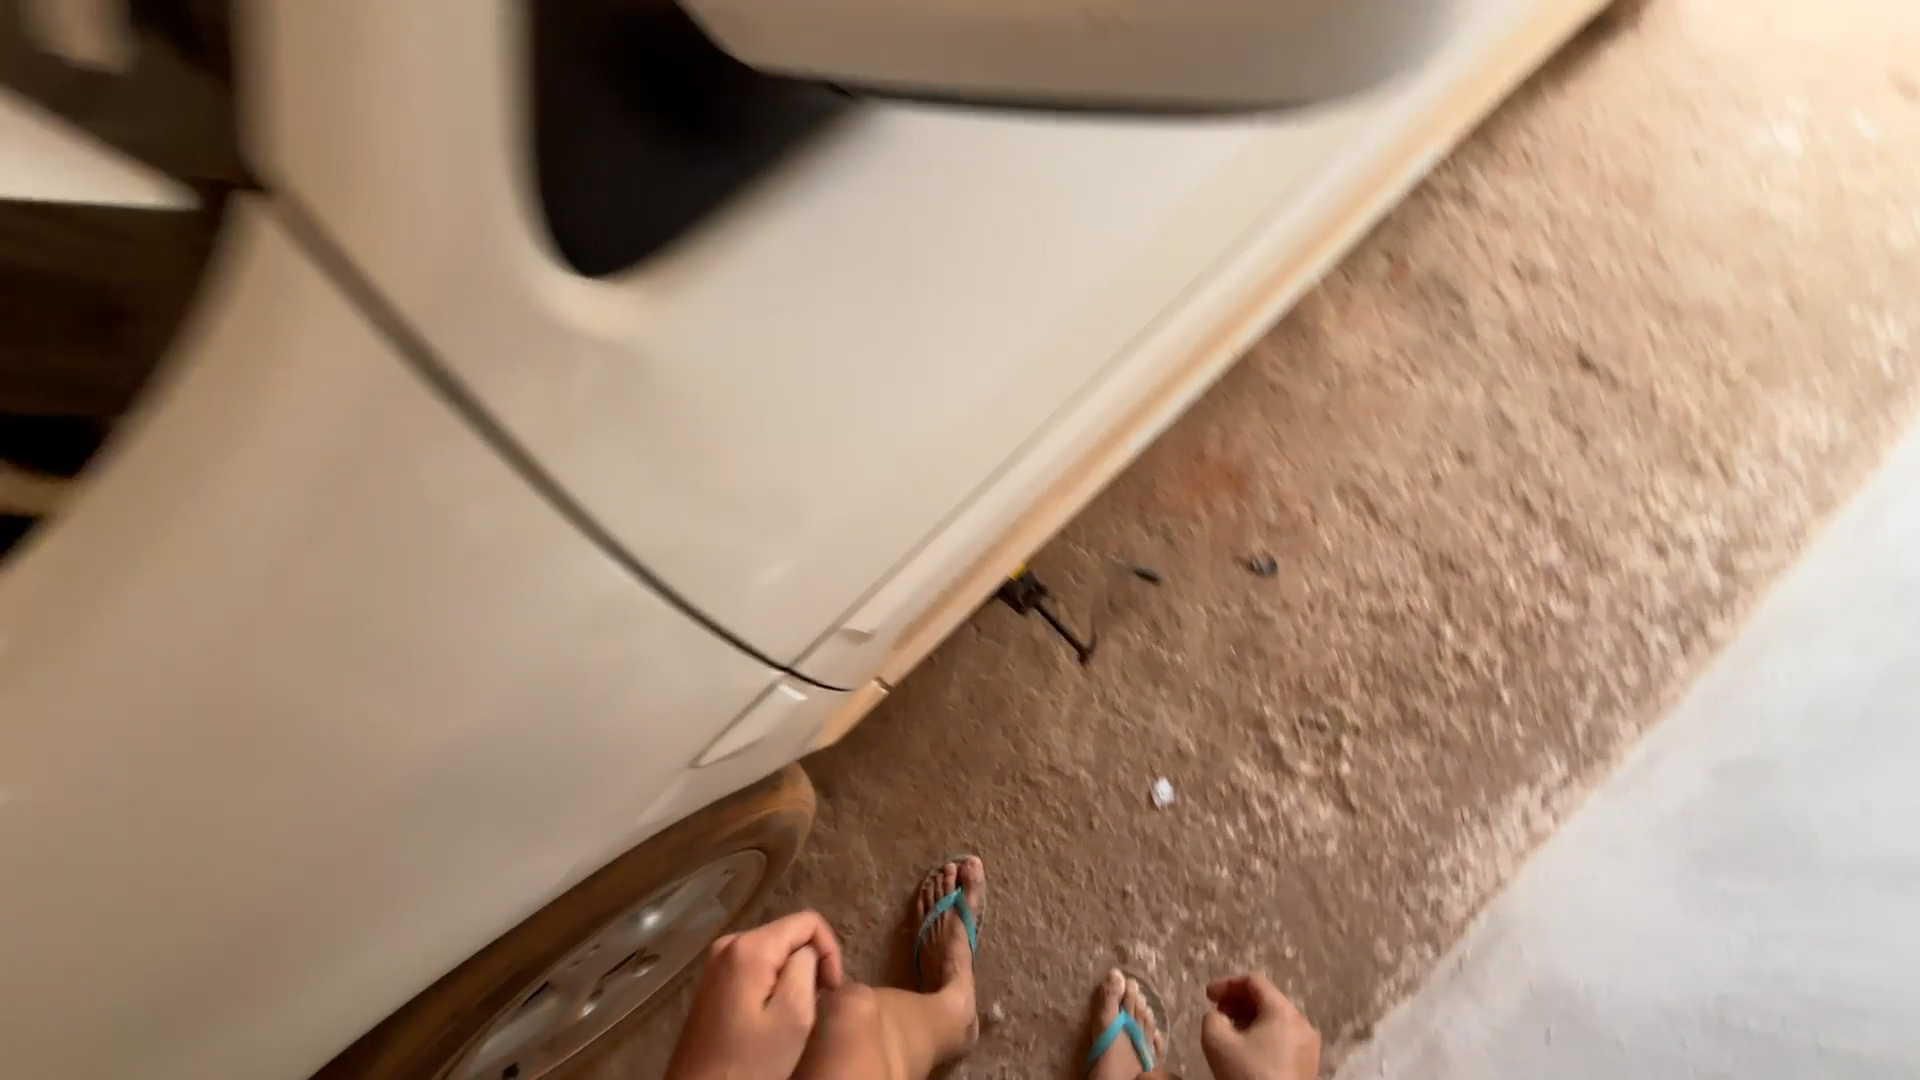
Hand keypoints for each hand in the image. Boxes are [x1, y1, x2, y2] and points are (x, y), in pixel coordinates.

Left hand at [664, 910, 845, 1079]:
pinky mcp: (713, 983)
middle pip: (789, 935)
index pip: (808, 921)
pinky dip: (771, 985)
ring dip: (790, 977)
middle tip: (812, 1007)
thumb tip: (807, 952)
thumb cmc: (748, 1065)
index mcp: (750, 946)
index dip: (829, 951)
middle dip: (808, 965)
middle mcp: (729, 943)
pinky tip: (769, 1017)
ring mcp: (717, 963)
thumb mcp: (793, 1016)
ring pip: (774, 952)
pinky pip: (756, 967)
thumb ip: (806, 967)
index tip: (831, 991)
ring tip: (791, 1016)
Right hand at [1201, 974, 1321, 1079]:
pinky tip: (1247, 1051)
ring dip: (1249, 1019)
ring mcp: (1309, 1048)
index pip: (1253, 982)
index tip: (1207, 997)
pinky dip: (1263, 1036)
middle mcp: (1302, 1024)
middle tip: (1217, 1012)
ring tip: (1229, 1032)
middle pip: (1266, 999)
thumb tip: (1220, 1018)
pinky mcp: (1308, 1067)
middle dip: (1238, 1002)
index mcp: (1283, 1011)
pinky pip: (1283, 1039)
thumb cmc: (1248, 1076)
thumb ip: (1212, 1017)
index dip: (1226, 984)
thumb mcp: (1216, 1040)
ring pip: (1275, 1020)